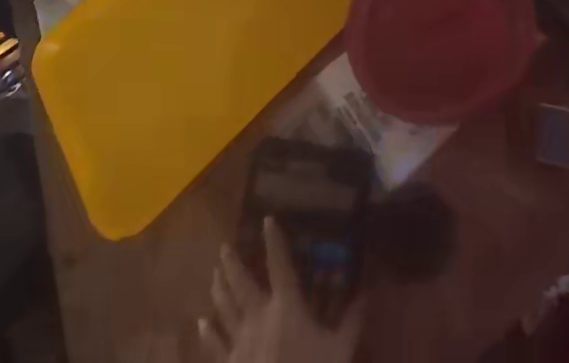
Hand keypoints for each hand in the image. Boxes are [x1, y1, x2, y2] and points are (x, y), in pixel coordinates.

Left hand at [199, 217, 362, 362]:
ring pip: (224, 308)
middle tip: (223, 247)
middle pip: (241, 283)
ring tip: (213, 274)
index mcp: (286, 307)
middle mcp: (258, 317)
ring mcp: (240, 342)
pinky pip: (215, 345)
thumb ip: (353, 321)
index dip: (274, 241)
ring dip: (218, 289)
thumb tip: (368, 293)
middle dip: (232, 264)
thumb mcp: (341, 350)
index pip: (279, 265)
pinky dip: (207, 332)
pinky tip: (200, 321)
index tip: (267, 219)